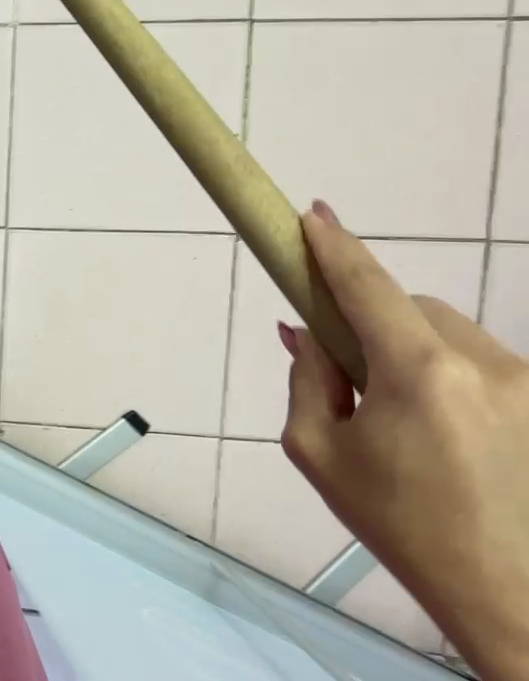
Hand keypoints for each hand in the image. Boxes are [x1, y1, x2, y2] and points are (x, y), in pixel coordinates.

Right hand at [282, 201, 528, 678]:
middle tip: (352, 367)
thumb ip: (309, 379)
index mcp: (420, 373)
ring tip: (411, 419)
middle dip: (376, 320)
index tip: (310, 213)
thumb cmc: (399, 523)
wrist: (516, 598)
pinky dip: (457, 379)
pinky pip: (491, 368)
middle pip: (416, 307)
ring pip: (456, 336)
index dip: (333, 246)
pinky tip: (456, 436)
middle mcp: (490, 367)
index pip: (366, 286)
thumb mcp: (317, 449)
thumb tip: (304, 332)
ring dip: (420, 352)